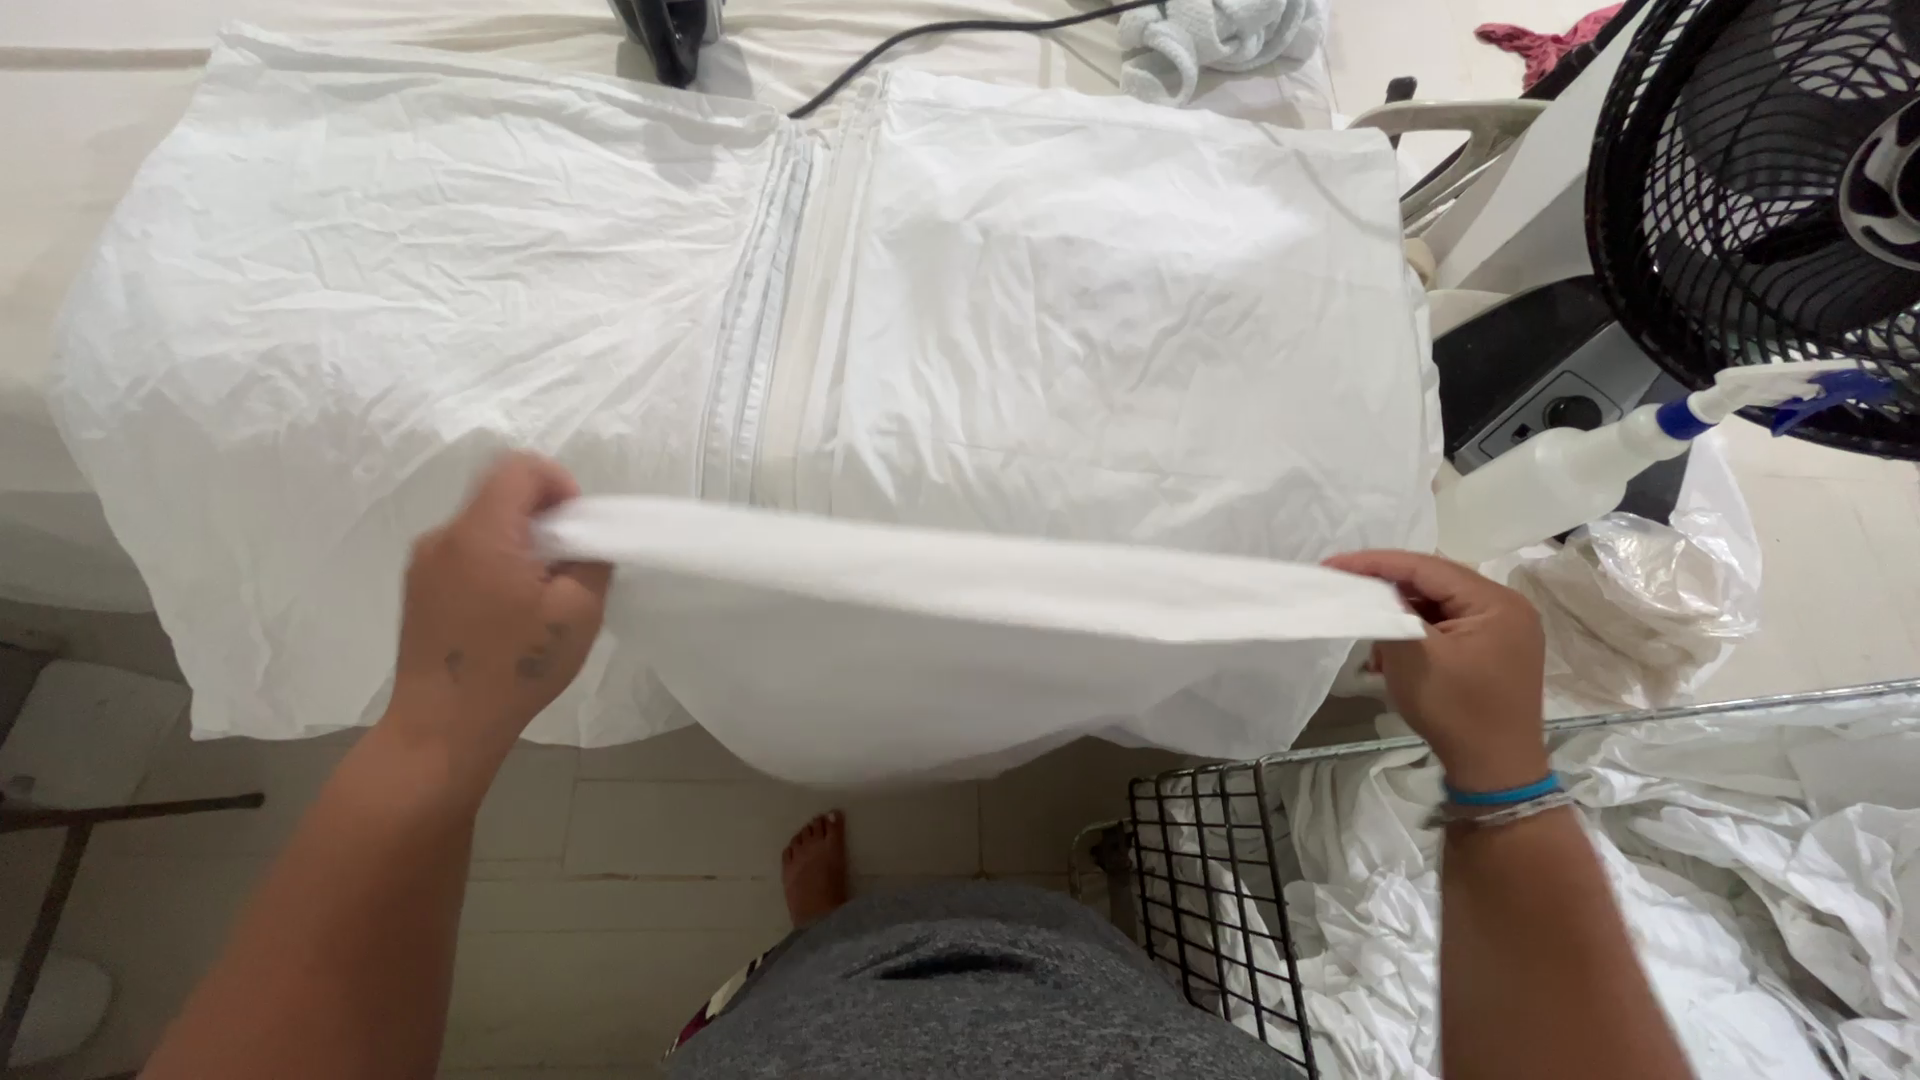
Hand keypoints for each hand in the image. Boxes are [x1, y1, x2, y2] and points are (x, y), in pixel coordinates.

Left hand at [387, 453, 611, 765]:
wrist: (444, 726)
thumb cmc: (517, 668)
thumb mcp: (580, 612)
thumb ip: (592, 561)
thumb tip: (585, 543)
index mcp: (482, 534)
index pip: (519, 467)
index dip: (559, 483)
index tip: (578, 527)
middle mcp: (443, 537)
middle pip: (500, 494)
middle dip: (545, 516)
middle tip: (570, 564)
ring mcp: (424, 563)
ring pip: (484, 524)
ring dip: (521, 541)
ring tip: (542, 593)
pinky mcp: (419, 588)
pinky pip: (466, 551)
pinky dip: (497, 561)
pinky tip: (512, 609)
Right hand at [1324, 550, 1547, 792]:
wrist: (1495, 769)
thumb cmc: (1457, 710)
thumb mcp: (1414, 656)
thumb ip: (1389, 613)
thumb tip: (1366, 589)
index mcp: (1497, 602)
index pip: (1427, 567)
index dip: (1375, 562)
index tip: (1333, 564)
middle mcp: (1506, 607)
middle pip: (1434, 581)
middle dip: (1385, 583)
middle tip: (1342, 582)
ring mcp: (1502, 629)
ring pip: (1437, 602)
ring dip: (1398, 609)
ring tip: (1363, 618)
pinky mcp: (1493, 648)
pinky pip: (1446, 623)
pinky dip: (1414, 627)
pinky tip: (1389, 644)